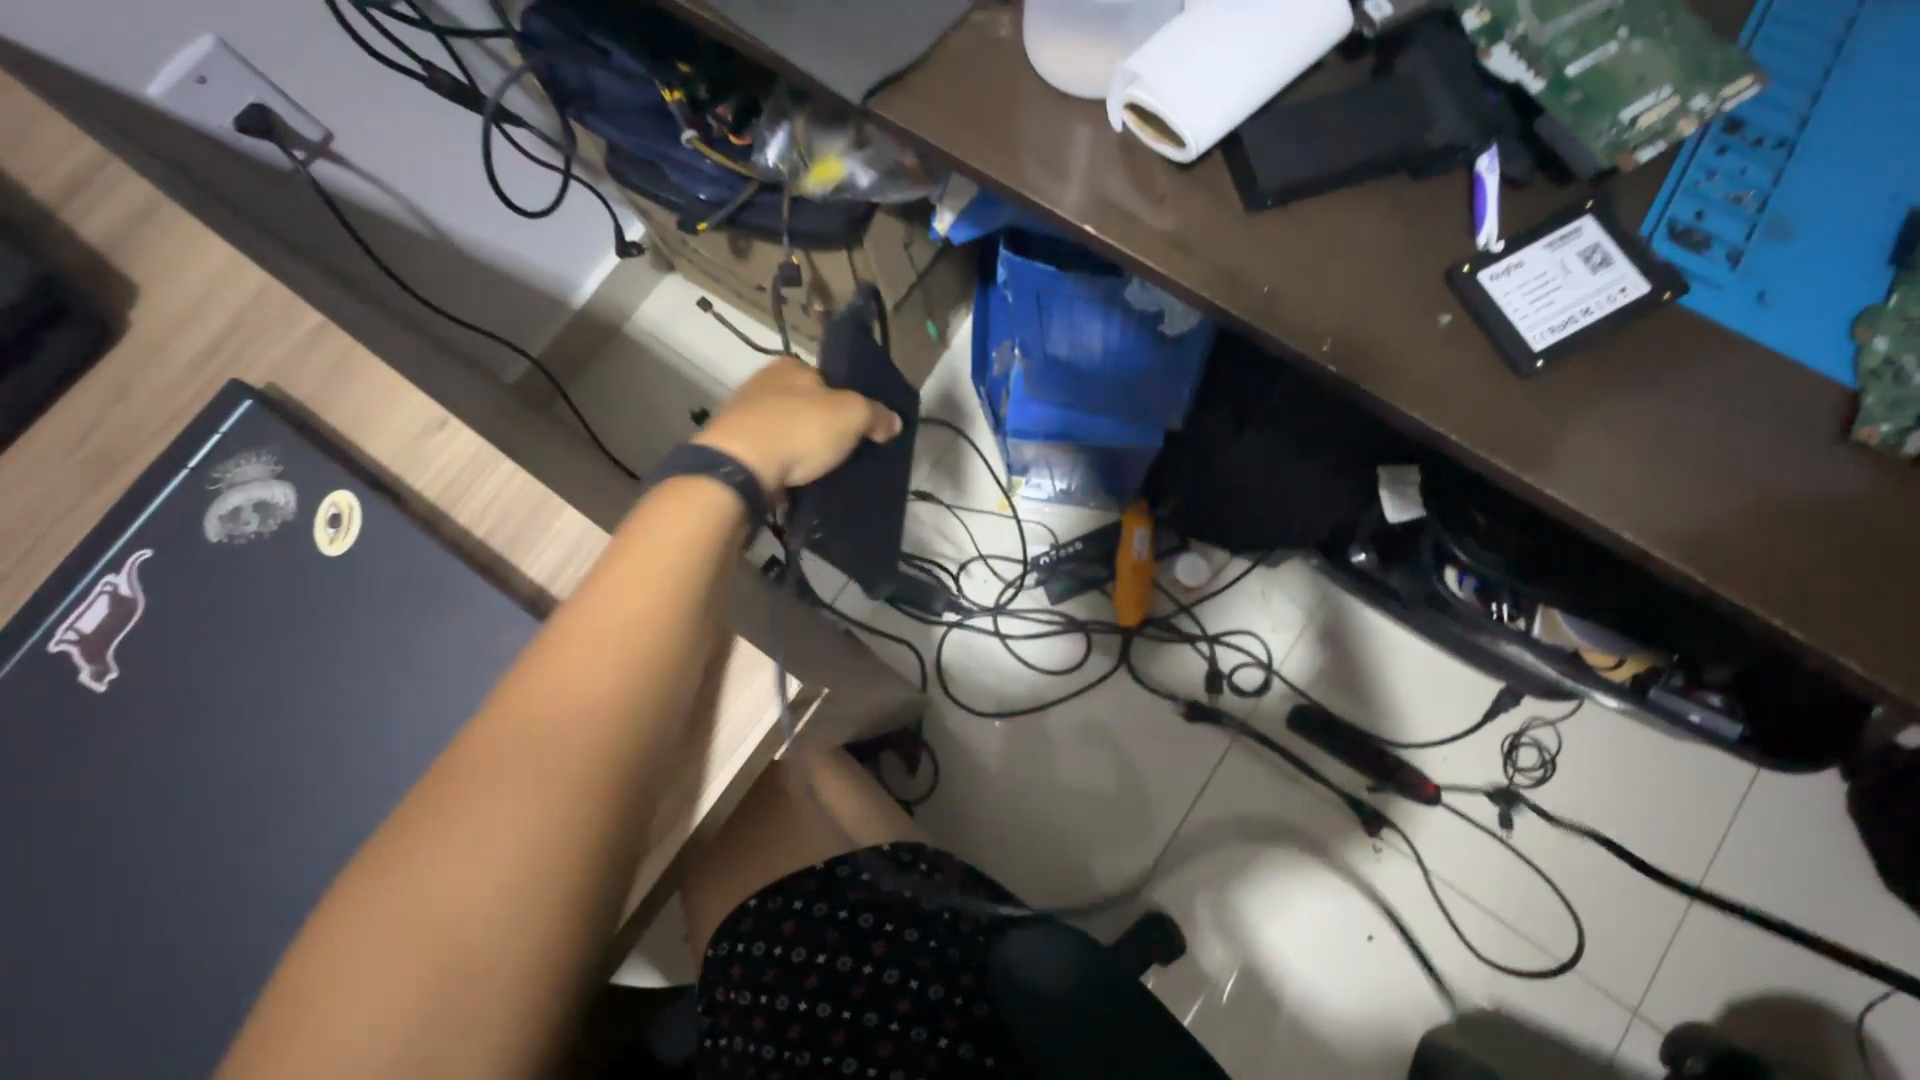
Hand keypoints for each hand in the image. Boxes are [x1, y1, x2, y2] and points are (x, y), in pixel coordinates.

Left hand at [690, 354, 902, 491]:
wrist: (740, 467)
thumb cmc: (798, 430)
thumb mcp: (851, 415)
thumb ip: (876, 415)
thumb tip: (894, 421)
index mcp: (791, 365)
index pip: (826, 378)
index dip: (845, 400)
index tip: (856, 426)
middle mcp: (764, 383)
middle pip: (805, 404)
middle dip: (821, 425)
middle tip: (841, 450)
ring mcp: (744, 415)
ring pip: (785, 429)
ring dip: (800, 447)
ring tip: (820, 470)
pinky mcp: (733, 447)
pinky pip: (768, 453)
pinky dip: (781, 464)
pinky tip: (793, 479)